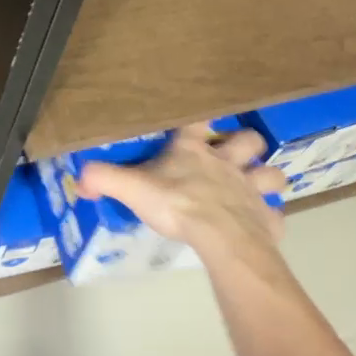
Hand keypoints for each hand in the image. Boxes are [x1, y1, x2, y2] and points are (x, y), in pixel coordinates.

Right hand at [76, 124, 287, 270]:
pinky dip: (270, 220)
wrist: (220, 237)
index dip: (199, 119)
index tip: (199, 119)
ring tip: (259, 186)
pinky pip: (275, 217)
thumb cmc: (176, 204)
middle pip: (249, 140)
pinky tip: (262, 226)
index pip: (198, 121)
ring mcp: (251, 190)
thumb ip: (104, 177)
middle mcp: (226, 163)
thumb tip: (80, 176)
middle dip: (248, 143)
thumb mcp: (131, 188)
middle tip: (238, 154)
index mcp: (193, 150)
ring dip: (268, 178)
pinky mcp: (267, 220)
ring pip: (273, 174)